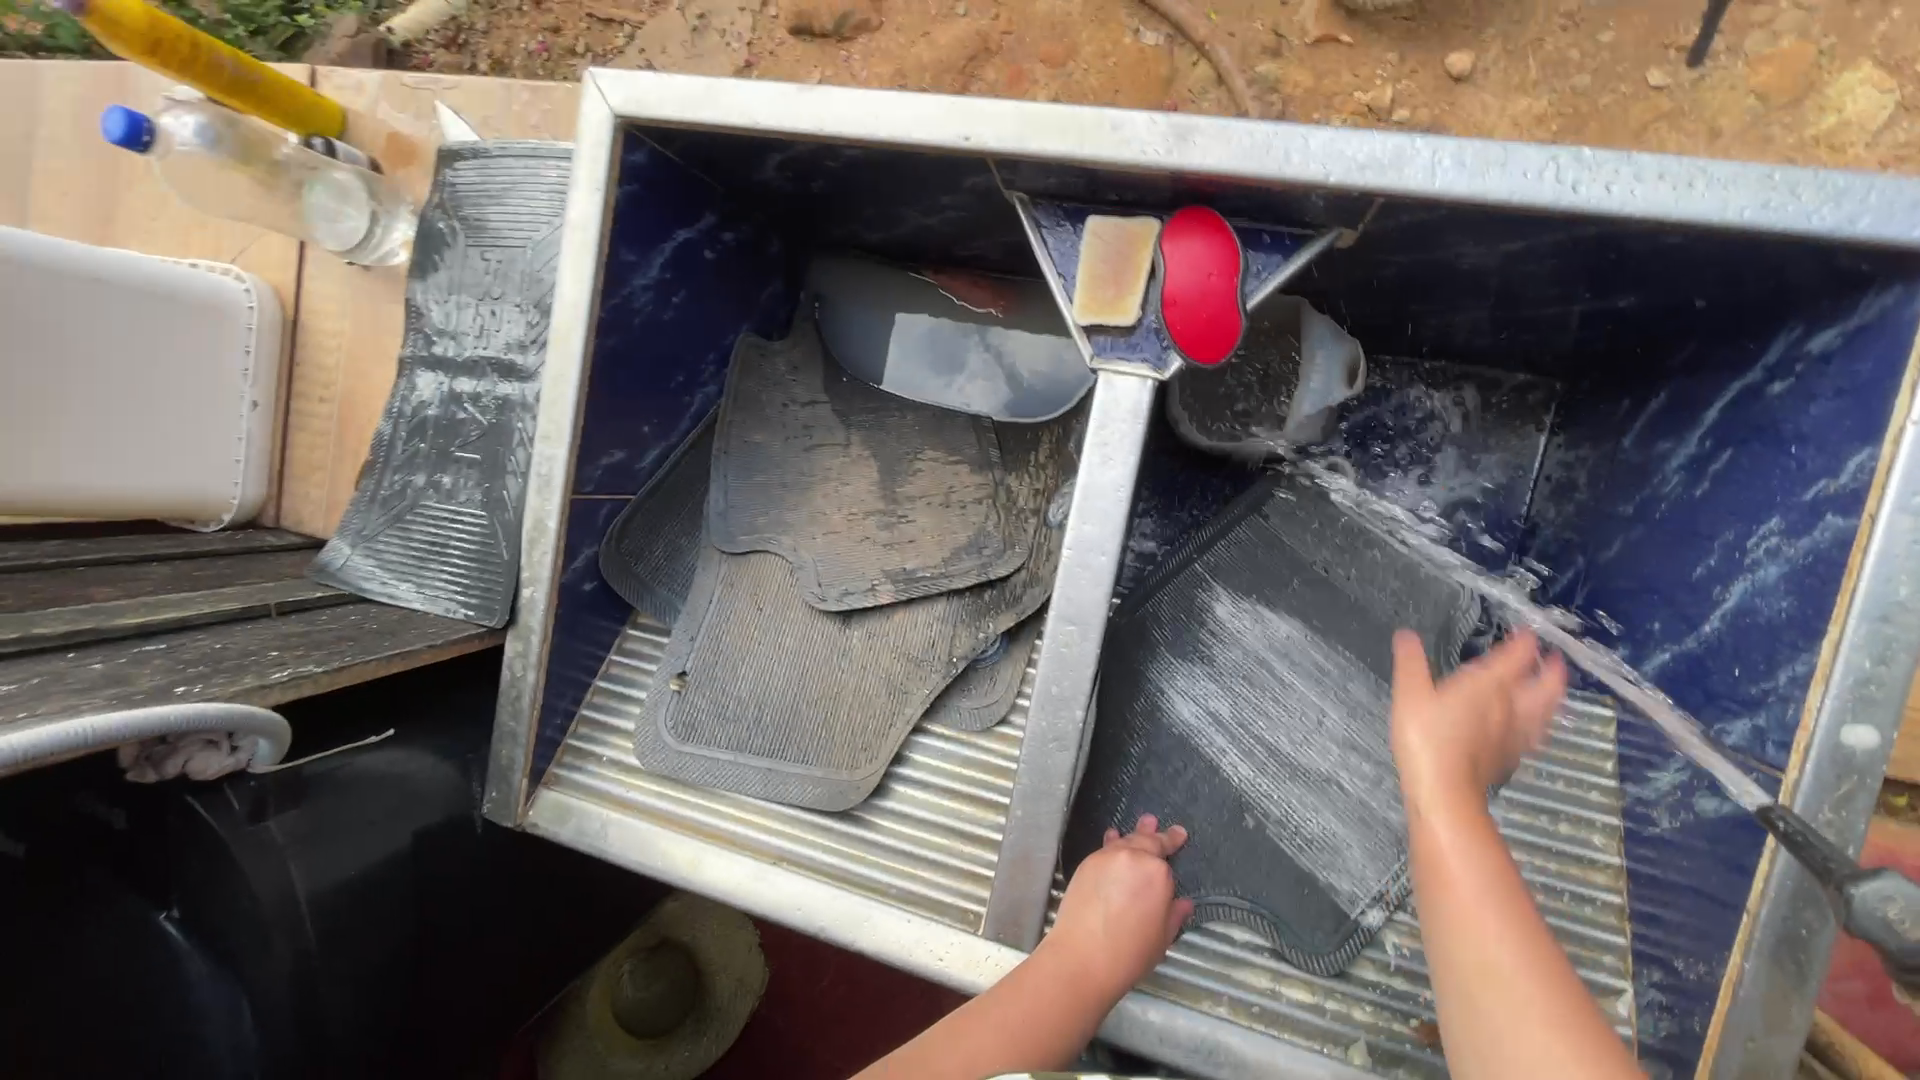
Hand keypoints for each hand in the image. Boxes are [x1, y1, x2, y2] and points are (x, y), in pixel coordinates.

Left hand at [1042, 815, 1194, 998]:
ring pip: (1125, 841)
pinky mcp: (1087, 863)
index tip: (1180, 834)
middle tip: (1160, 824)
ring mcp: (1107, 857)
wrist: (1083, 956)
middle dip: (1156, 834)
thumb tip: (1184, 903)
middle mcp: (1133, 857)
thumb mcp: (1162, 937)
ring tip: (1144, 823)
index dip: (1173, 845)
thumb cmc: (1130, 952)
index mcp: (1157, 873)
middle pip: (1146, 841)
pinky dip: (1113, 841)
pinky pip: (1105, 847)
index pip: (1167, 855)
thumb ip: (1174, 914)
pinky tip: (1113, 837)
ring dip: (1135, 833)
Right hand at [1390, 628, 1567, 816]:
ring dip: (1554, 696)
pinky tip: (1535, 727)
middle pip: (1545, 685)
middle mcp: (1510, 706)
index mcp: (1488, 685)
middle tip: (1555, 659)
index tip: (1527, 630)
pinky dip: (1541, 722)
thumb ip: (1410, 661)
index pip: (1516, 656)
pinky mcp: (1512, 755)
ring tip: (1554, 690)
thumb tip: (1405, 634)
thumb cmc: (1426, 736)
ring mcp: (1515, 733)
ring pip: (1547, 710)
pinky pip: (1536, 733)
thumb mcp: (1409, 692)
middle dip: (1553, 670)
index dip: (1525, 641)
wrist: (1444, 788)